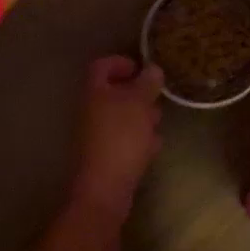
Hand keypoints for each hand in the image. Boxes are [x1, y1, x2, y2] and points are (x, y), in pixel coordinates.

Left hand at [71, 56, 164, 219]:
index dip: (121, 62)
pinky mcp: (105, 156)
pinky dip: (138, 138)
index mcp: (94, 91)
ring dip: (140, 116)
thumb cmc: (121, 137)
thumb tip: (153, 69)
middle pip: (113, 92)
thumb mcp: (139, 103)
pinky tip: (154, 145)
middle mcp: (91, 110)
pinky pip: (123, 139)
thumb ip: (147, 83)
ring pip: (120, 116)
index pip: (101, 65)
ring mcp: (96, 135)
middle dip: (137, 93)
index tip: (142, 69)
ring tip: (158, 122)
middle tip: (156, 97)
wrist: (105, 188)